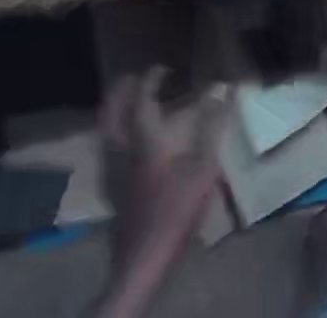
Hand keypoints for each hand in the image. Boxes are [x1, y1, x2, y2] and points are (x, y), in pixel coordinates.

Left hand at [95, 67, 223, 317]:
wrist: (144, 259)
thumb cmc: (178, 210)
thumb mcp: (205, 167)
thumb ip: (212, 128)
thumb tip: (221, 91)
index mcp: (147, 146)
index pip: (142, 105)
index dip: (149, 82)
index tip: (160, 67)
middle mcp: (125, 155)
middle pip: (111, 119)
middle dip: (119, 94)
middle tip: (130, 77)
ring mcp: (116, 175)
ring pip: (106, 136)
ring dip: (113, 113)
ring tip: (125, 102)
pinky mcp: (115, 192)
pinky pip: (109, 152)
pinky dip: (114, 135)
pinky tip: (126, 142)